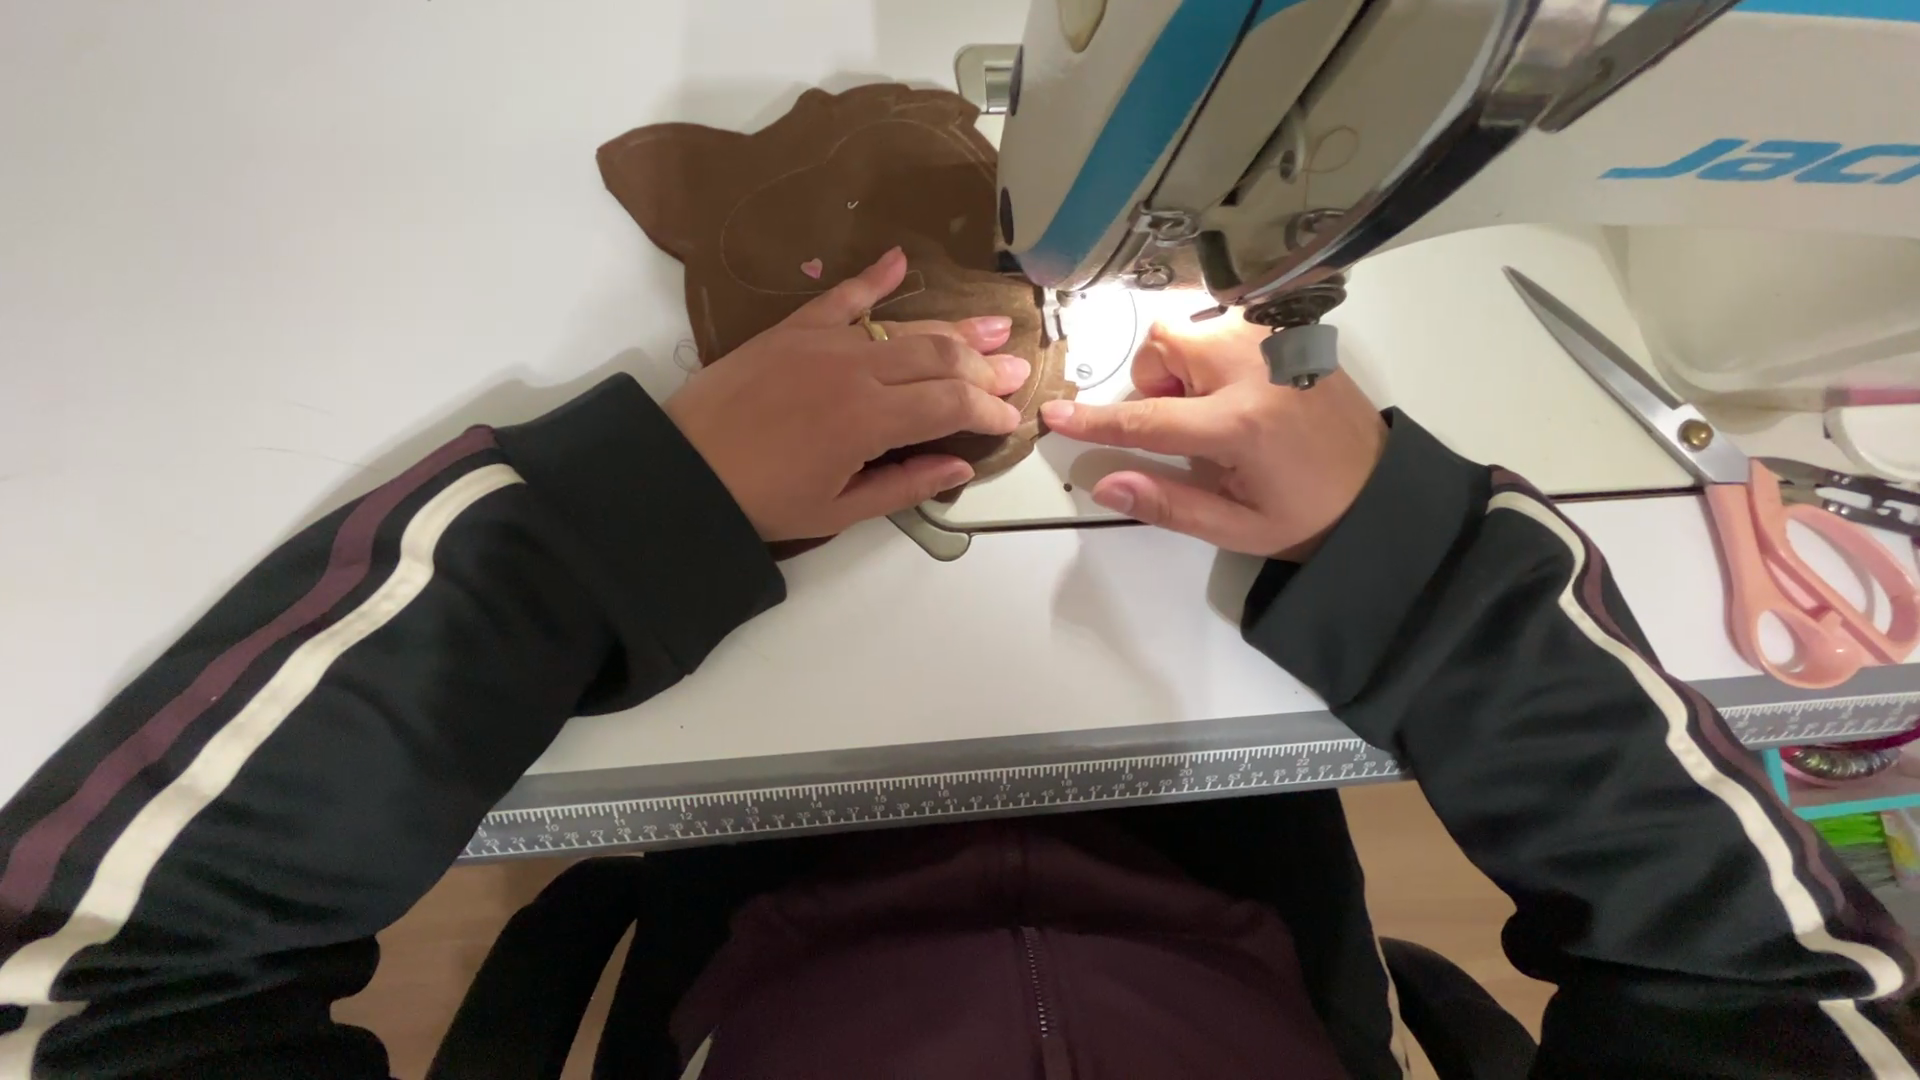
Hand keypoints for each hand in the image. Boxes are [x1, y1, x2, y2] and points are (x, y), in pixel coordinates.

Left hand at [666, 248, 1029, 541]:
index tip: (1010, 419)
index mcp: (870, 422)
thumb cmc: (763, 500)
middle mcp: (857, 371)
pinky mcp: (793, 329)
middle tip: (1015, 370)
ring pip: (905, 327)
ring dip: (953, 329)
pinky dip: (872, 277)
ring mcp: (825, 342)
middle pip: (939, 358)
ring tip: (991, 326)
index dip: (989, 410)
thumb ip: (905, 486)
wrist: (684, 468)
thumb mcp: (839, 511)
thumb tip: (960, 467)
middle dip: (984, 367)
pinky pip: (841, 296)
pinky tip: (899, 260)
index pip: (952, 404)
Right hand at [1039, 315, 1385, 559]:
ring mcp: (1279, 342)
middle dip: (1153, 378)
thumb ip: (1169, 504)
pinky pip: (1224, 323)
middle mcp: (1257, 368)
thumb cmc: (1308, 515)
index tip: (1054, 414)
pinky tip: (1237, 387)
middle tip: (1181, 420)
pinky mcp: (1293, 333)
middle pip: (1165, 342)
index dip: (1094, 420)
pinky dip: (1210, 351)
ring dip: (1182, 365)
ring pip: (1192, 326)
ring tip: (1213, 406)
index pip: (1147, 417)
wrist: (1383, 489)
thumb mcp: (1236, 528)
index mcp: (1242, 425)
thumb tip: (1107, 485)